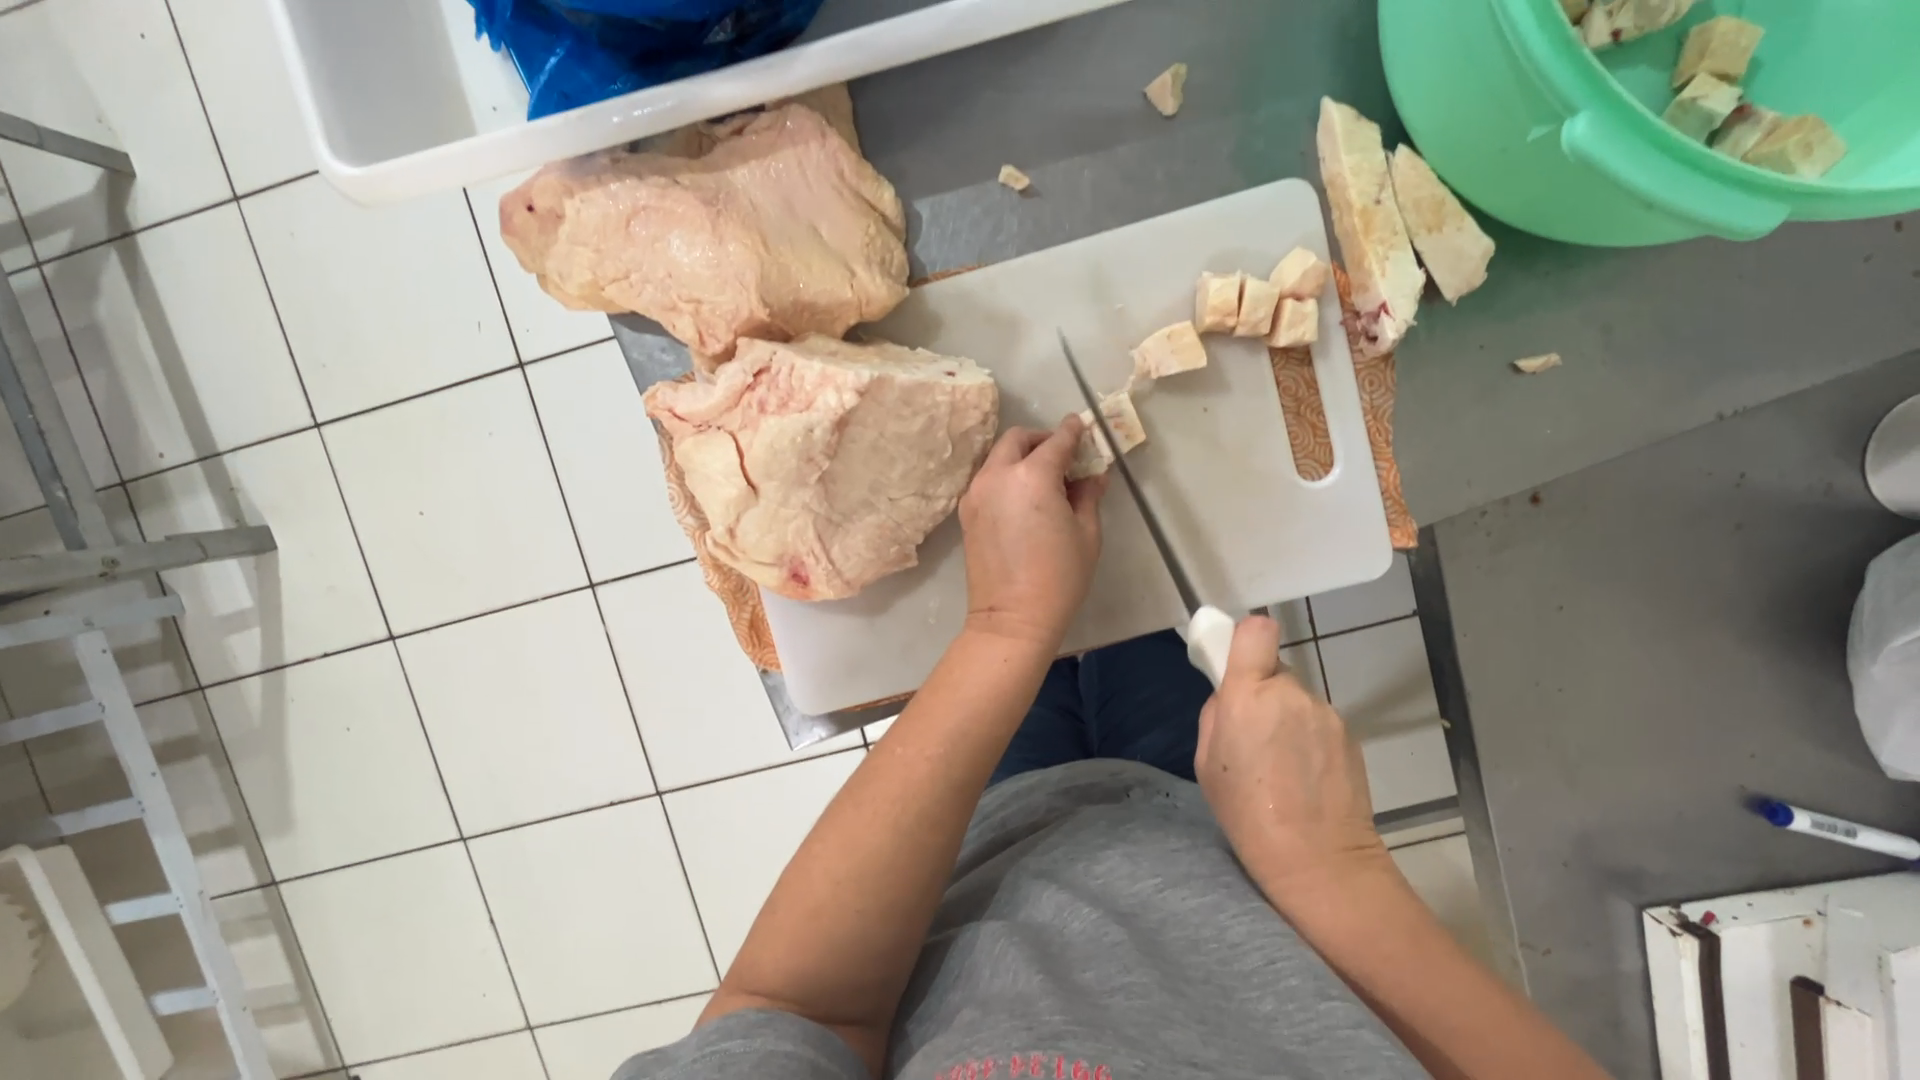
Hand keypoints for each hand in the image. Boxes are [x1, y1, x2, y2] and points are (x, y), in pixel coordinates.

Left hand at [958, 416, 1107, 648]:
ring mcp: (976, 494)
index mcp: (1031, 476)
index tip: (1081, 427)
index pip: (1056, 442)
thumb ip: (1088, 495)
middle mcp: (997, 476)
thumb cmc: (1059, 578)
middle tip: (1062, 455)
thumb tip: (1093, 475)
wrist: (1012, 619)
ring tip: (1044, 480)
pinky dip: (1006, 476)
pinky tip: (1024, 499)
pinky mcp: (966, 513)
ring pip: (998, 458)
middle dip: (1040, 439)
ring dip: (1020, 457)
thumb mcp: (1086, 534)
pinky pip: (987, 480)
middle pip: (1017, 439)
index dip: (1072, 432)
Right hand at [1195, 616, 1392, 910]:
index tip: (1237, 663)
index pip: (1255, 631)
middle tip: (1255, 738)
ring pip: (1297, 700)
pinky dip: (1310, 741)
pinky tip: (1307, 777)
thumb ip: (1218, 716)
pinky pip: (1320, 724)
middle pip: (1274, 672)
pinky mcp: (1350, 735)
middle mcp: (1291, 694)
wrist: (1318, 860)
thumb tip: (1232, 698)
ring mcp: (1326, 714)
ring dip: (1288, 720)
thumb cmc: (1247, 814)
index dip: (1245, 640)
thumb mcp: (1206, 763)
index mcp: (1248, 695)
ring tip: (1284, 766)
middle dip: (1262, 694)